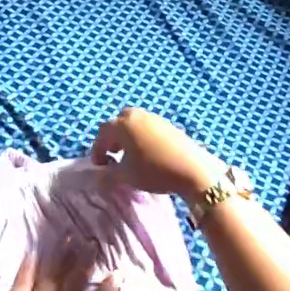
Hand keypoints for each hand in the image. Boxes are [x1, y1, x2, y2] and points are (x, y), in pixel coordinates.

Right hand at [90, 108, 225, 196]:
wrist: (192, 168)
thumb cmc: (154, 170)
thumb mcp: (125, 175)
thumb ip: (108, 172)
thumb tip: (101, 170)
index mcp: (123, 124)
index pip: (102, 133)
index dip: (97, 149)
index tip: (99, 166)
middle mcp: (137, 115)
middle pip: (118, 122)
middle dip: (113, 138)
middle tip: (113, 155)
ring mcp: (154, 117)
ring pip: (134, 123)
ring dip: (127, 136)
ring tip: (130, 155)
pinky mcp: (167, 123)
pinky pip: (147, 126)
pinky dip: (141, 136)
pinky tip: (148, 152)